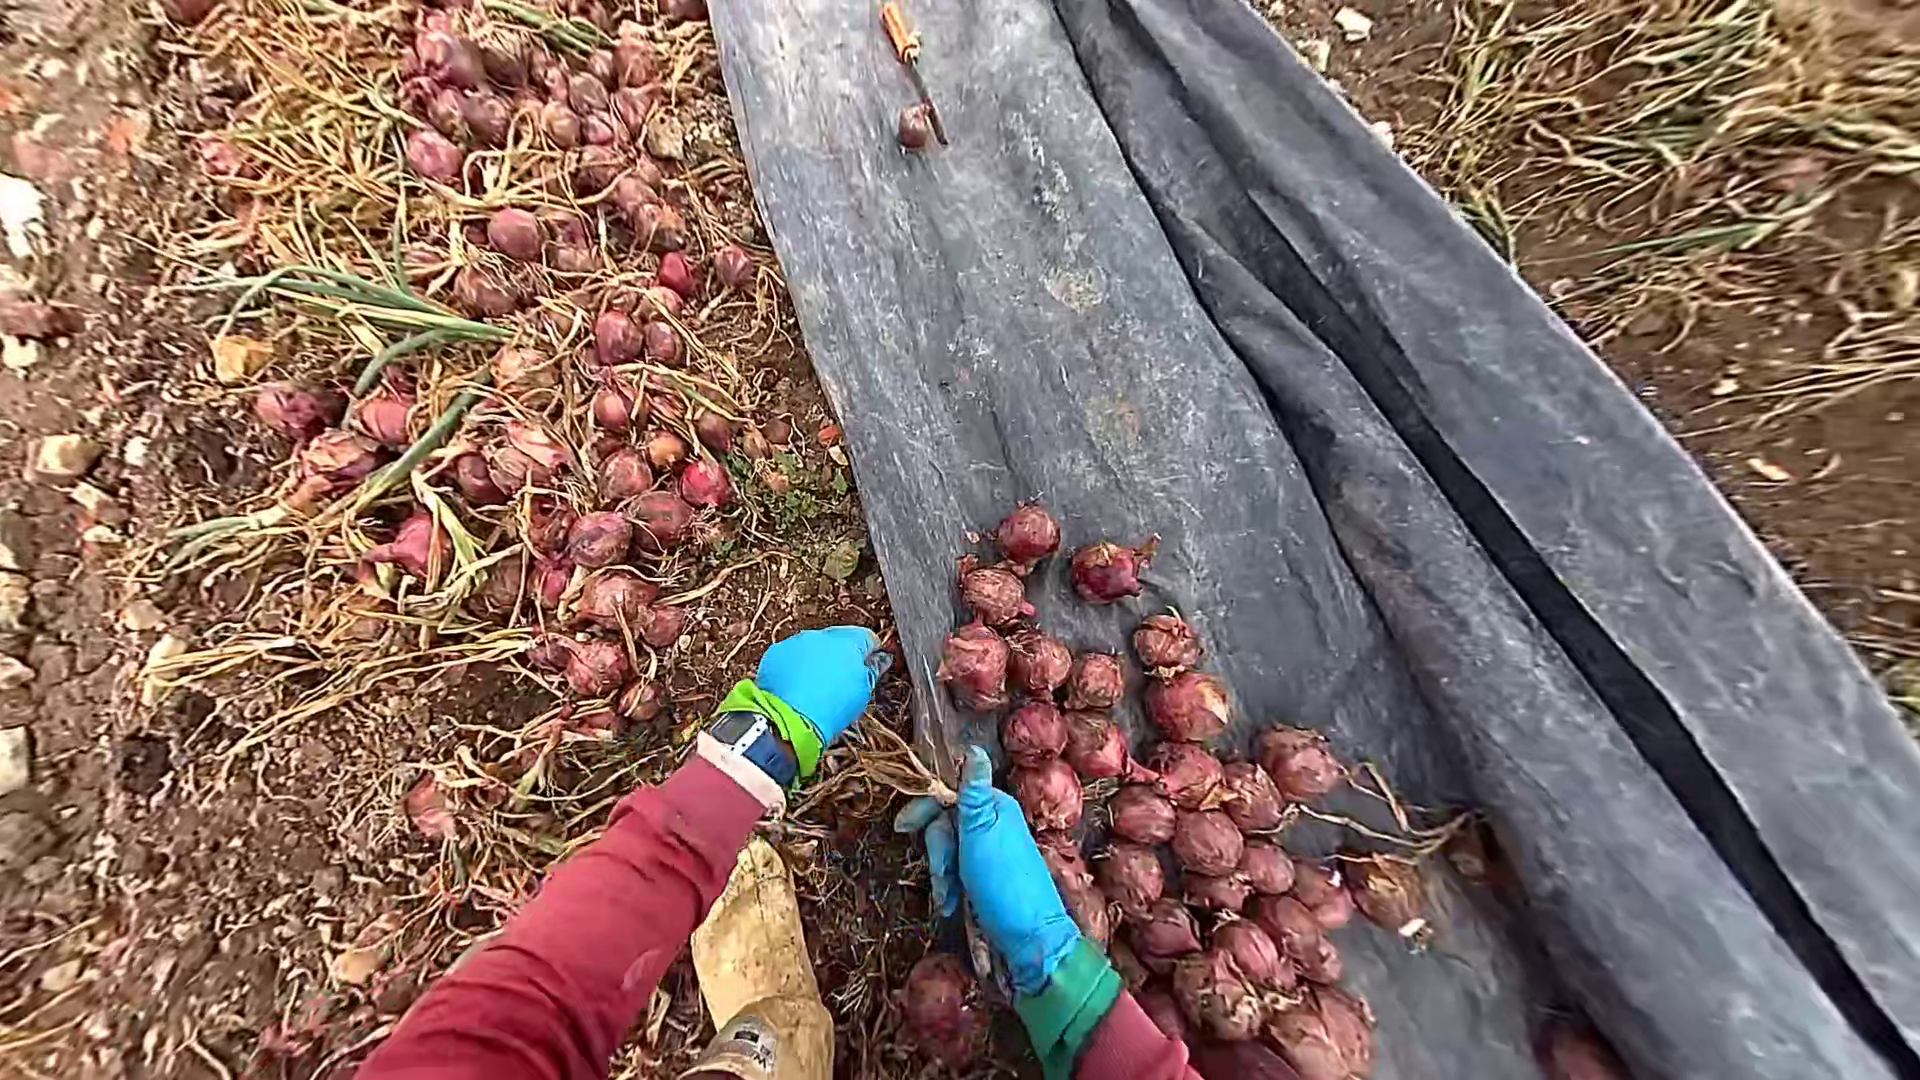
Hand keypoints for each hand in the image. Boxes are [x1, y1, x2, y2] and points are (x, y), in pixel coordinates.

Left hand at [756, 626, 889, 744]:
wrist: (788, 721)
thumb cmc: (829, 710)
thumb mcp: (862, 693)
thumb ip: (874, 670)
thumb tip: (882, 659)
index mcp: (850, 642)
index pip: (868, 638)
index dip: (871, 653)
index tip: (869, 666)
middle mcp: (823, 636)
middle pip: (841, 639)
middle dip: (843, 655)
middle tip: (843, 680)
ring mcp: (798, 642)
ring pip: (815, 645)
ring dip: (819, 659)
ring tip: (818, 686)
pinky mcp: (777, 652)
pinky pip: (793, 654)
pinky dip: (797, 665)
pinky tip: (798, 686)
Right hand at [894, 746, 1080, 995]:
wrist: (1031, 942)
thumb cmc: (1004, 883)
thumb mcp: (982, 833)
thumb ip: (973, 792)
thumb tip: (973, 749)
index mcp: (994, 806)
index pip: (950, 793)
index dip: (925, 809)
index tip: (903, 827)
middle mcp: (992, 824)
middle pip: (946, 823)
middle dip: (938, 849)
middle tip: (943, 873)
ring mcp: (989, 852)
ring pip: (948, 850)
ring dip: (942, 873)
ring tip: (949, 896)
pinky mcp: (985, 878)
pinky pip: (956, 873)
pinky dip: (949, 888)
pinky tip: (951, 904)